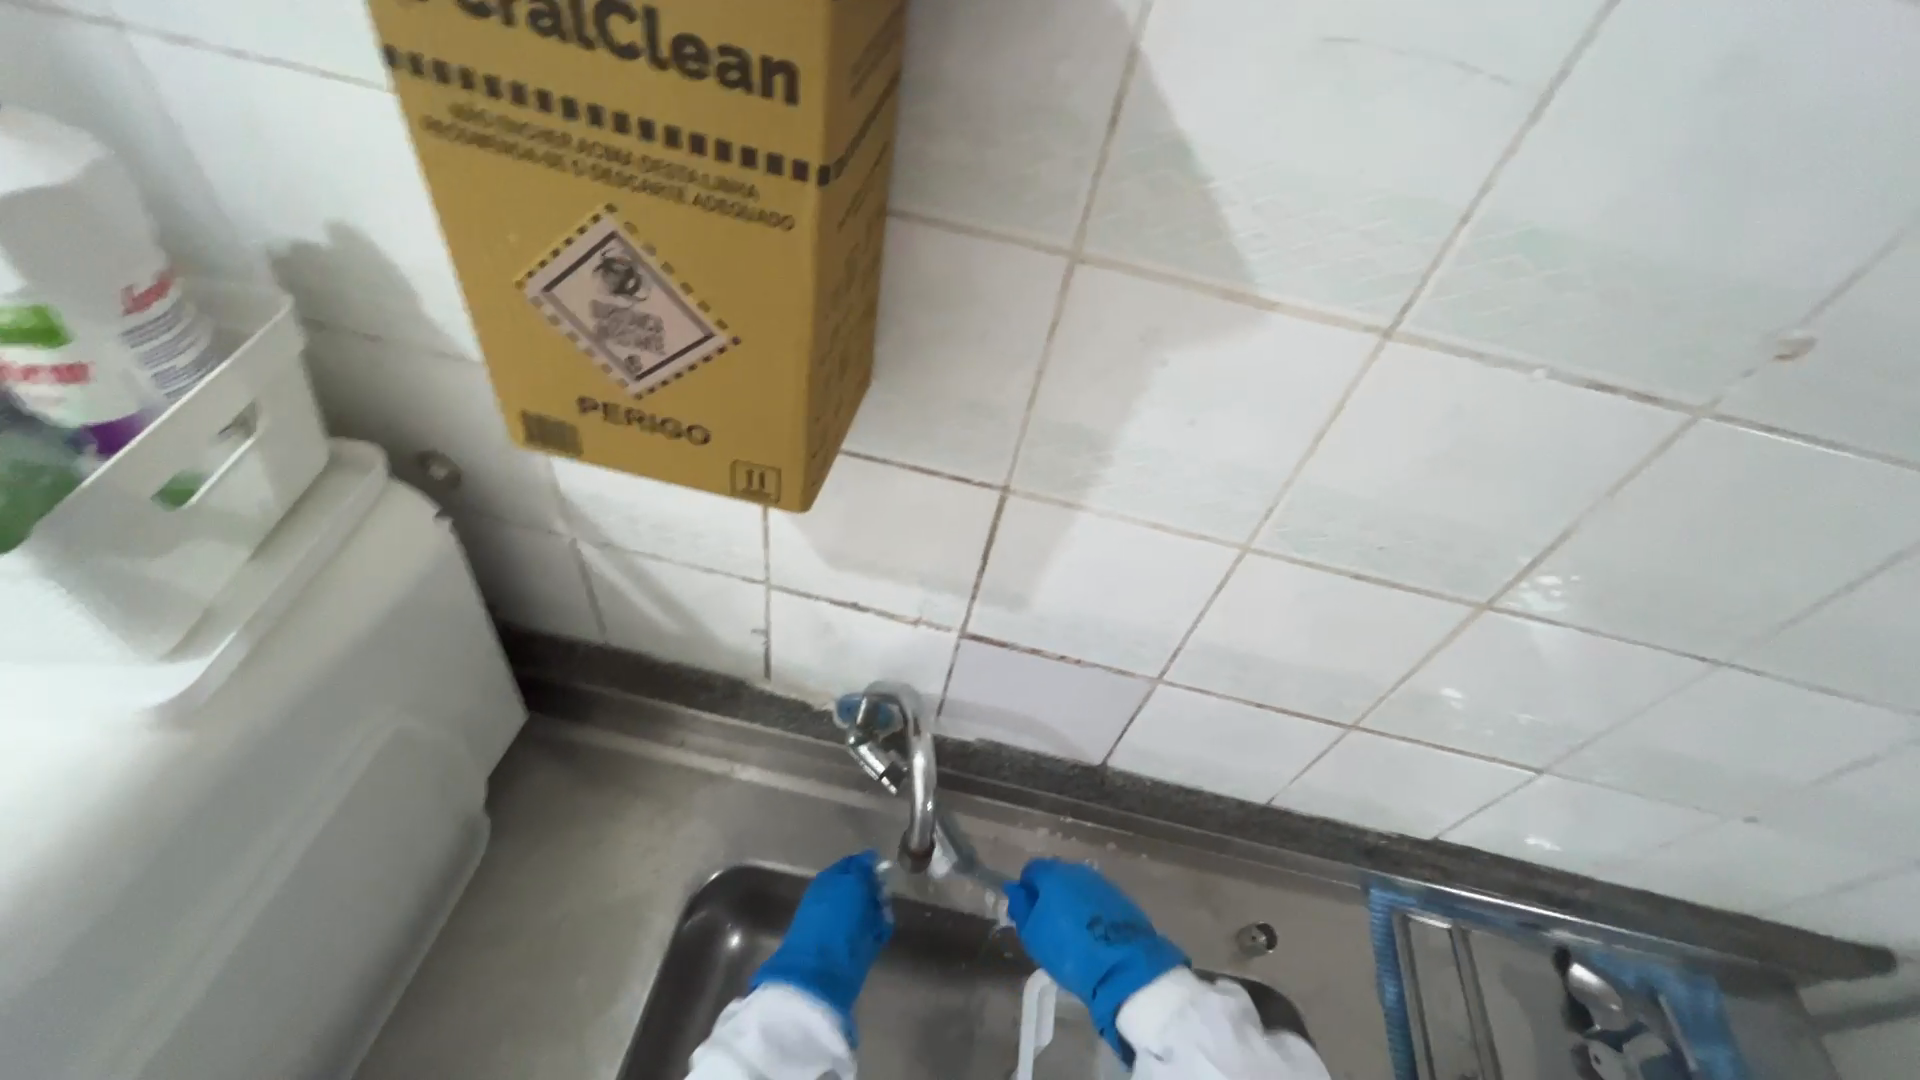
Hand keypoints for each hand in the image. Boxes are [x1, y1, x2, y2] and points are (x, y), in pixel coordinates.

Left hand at [751, 851, 893, 1032]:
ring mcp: (844, 925)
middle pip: (864, 887)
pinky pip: (875, 930)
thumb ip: (862, 867)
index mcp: (829, 881)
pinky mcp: (856, 946)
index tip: (884, 869)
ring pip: (871, 908)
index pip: (852, 865)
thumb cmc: (836, 917)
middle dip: (877, 889)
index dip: (869, 865)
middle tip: (884, 893)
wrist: (823, 969)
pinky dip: (881, 929)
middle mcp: (835, 900)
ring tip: (883, 914)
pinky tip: (881, 932)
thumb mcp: (851, 882)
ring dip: (880, 910)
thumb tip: (872, 856)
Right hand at [1003, 859, 1187, 1057]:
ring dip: (1071, 903)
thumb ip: (1021, 908)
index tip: (1027, 914)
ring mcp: (1104, 884)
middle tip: (1047, 925)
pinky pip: (1097, 900)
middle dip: (1049, 895)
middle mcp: (1079, 871)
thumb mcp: (1032, 935)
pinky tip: (1092, 935)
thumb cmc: (1068, 951)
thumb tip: (1016, 890)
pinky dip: (1091, 912)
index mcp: (1054, 874)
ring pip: (1078, 888)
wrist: (1124, 968)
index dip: (1026, 891)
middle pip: (1056, 876)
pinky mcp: (1123, 899)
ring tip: (1071, 933)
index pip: (1031, 870)